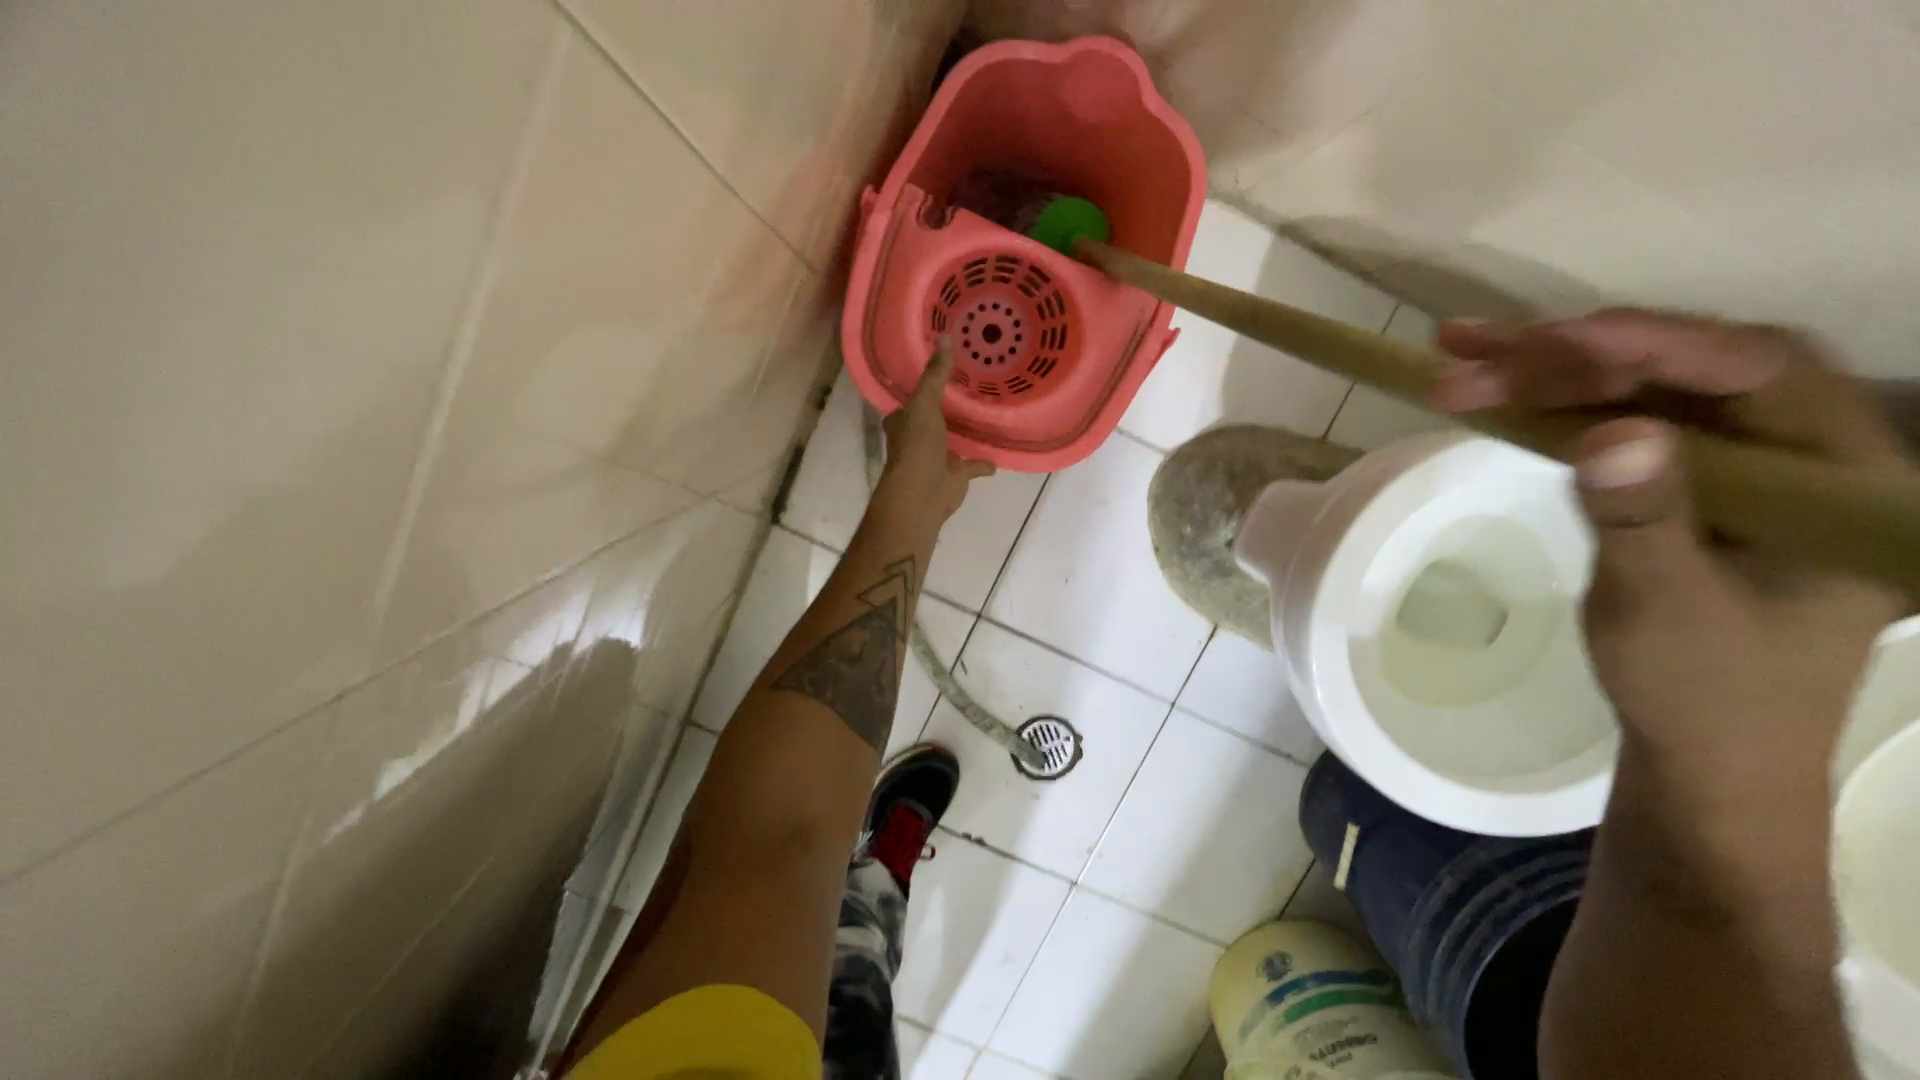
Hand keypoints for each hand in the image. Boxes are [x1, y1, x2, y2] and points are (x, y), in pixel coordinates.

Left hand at [877, 337, 995, 521]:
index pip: (910, 400)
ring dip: (965, 433)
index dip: (921, 387)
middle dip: (947, 409)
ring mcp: (937, 458)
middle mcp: (918, 438)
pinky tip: (998, 453)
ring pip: (953, 441)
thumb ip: (936, 374)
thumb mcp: (925, 403)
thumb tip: (945, 336)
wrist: (923, 493)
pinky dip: (983, 462)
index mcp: (904, 421)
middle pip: (933, 419)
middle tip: (970, 388)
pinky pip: (973, 465)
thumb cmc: (917, 445)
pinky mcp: (956, 475)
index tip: (940, 371)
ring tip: (986, 413)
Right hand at [1429, 310, 1911, 798]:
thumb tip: (1609, 431)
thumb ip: (1644, 519)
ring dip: (1548, 371)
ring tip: (1456, 355)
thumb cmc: (1703, 693)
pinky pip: (1623, 423)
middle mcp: (1798, 451)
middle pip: (1685, 368)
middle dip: (1574, 355)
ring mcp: (1737, 465)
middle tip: (1474, 353)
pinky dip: (1554, 405)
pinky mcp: (1687, 483)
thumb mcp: (1667, 609)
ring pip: (1643, 389)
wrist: (1705, 757)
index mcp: (1840, 475)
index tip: (1555, 339)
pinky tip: (1495, 393)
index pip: (1755, 372)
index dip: (1655, 344)